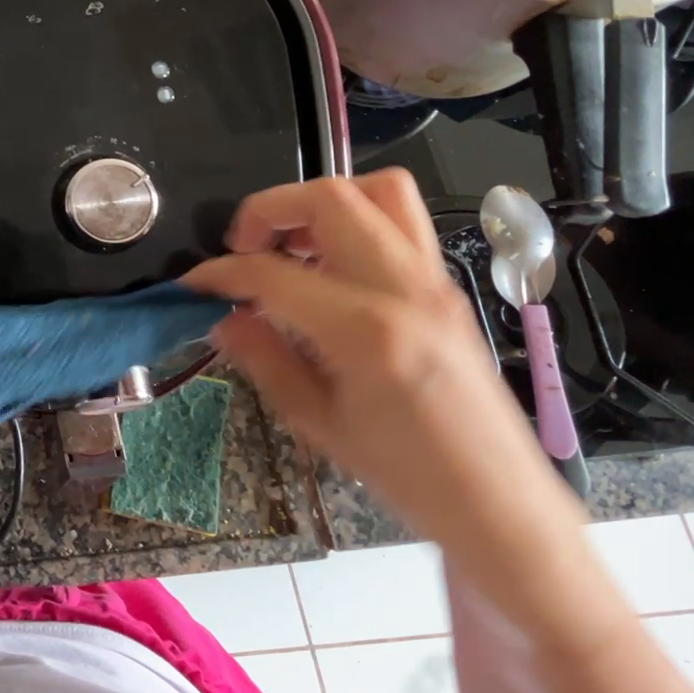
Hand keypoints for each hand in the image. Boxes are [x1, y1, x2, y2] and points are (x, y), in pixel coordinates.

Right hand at [182, 170, 576, 543]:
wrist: (498, 501)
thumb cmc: (405, 472)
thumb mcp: (314, 421)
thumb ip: (262, 357)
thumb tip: (224, 318)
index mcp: (367, 330)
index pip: (272, 271)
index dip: (220, 272)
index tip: (194, 284)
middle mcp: (407, 289)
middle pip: (331, 198)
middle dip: (268, 210)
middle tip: (242, 249)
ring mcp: (435, 282)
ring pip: (377, 191)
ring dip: (318, 206)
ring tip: (287, 247)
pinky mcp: (446, 287)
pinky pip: (397, 222)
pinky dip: (350, 224)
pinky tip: (324, 270)